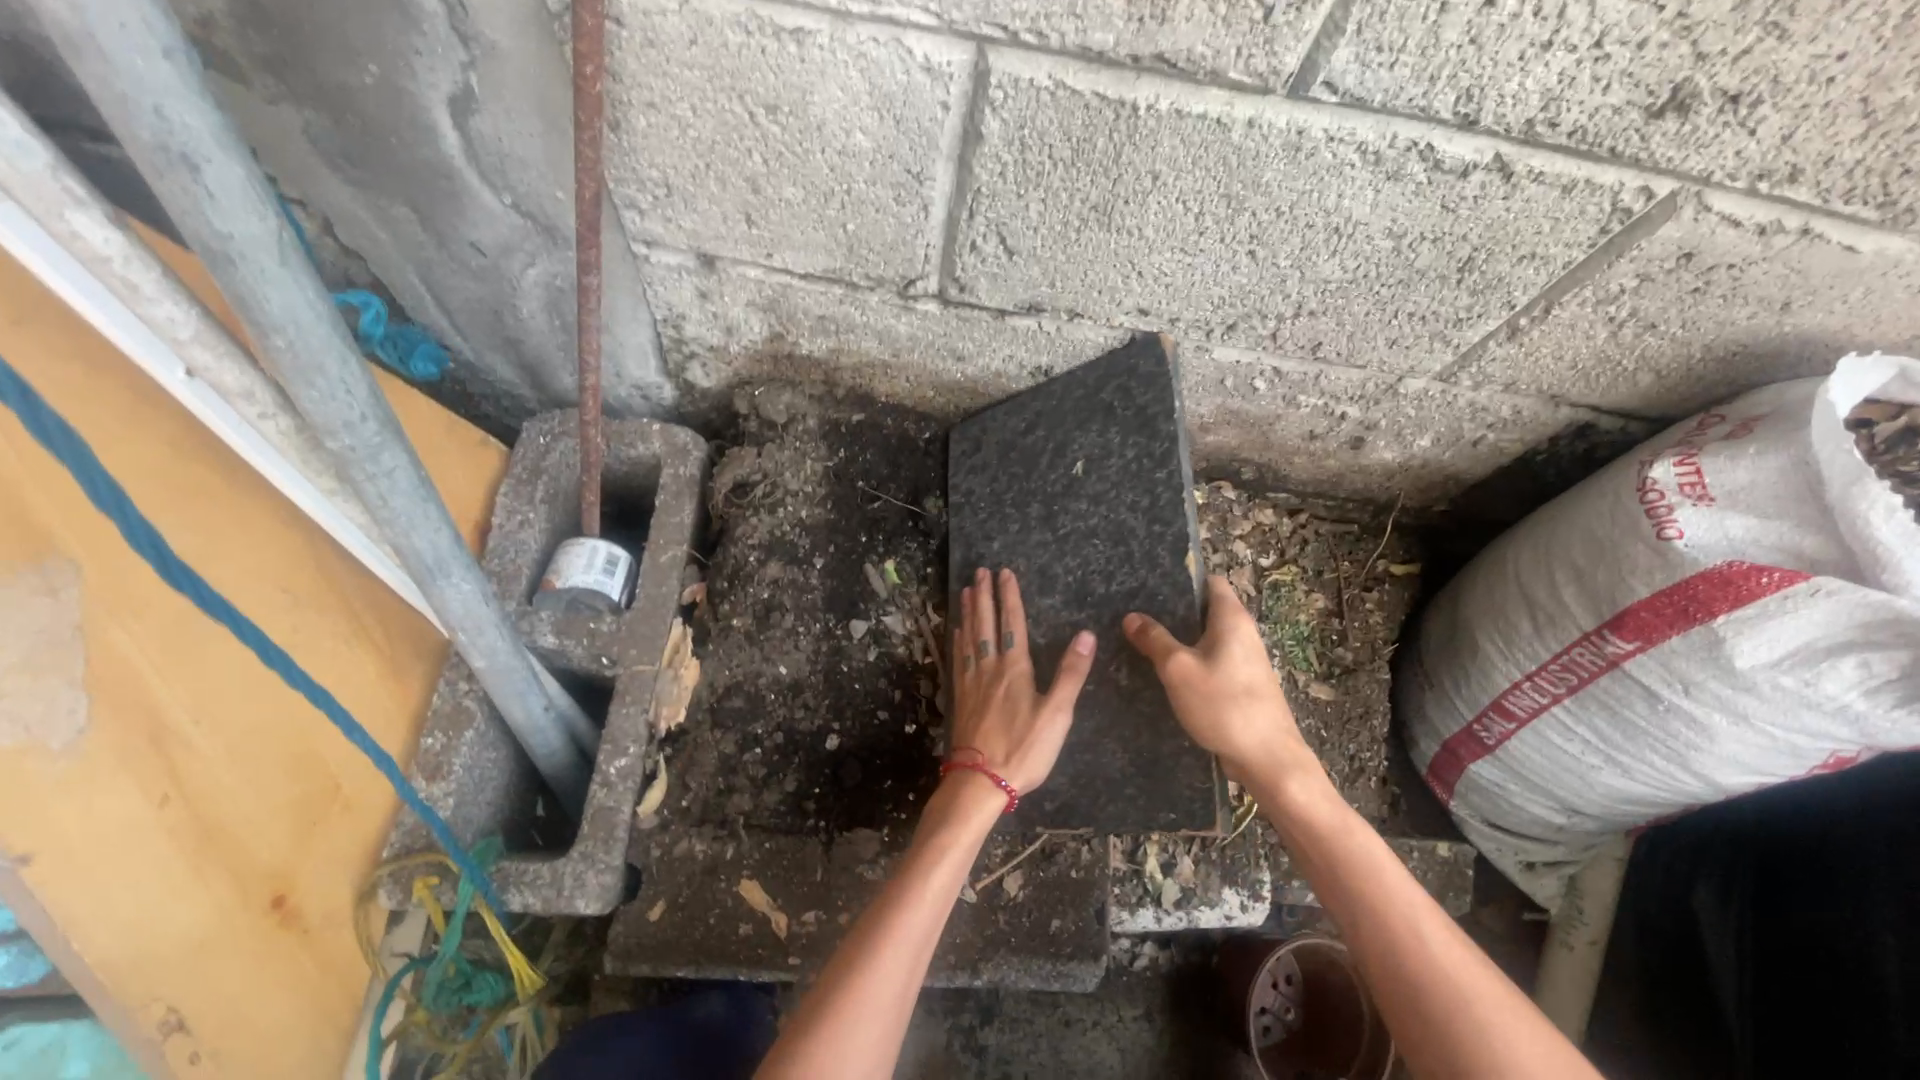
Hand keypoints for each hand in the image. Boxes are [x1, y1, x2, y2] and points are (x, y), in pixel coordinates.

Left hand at [949, 567, 1095, 793]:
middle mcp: (989, 668)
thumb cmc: (1024, 749)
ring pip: (969, 638)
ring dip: (969, 613)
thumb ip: (1071, 673)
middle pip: (986, 624)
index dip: (1009, 597)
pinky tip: (957, 633)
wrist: (981, 781)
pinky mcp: (961, 698)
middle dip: (985, 596)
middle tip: (980, 571)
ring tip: (967, 591)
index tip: (1004, 573)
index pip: (1012, 623)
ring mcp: (972, 683)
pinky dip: (958, 640)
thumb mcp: (1057, 713)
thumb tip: (1086, 634)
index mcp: (1015, 669)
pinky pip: (959, 659)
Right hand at [1123, 575, 1318, 782]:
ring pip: (1207, 638)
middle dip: (1174, 613)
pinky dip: (1191, 662)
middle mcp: (1243, 633)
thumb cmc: (1223, 704)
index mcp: (1232, 618)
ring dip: (1181, 640)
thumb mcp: (1178, 669)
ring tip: (1144, 642)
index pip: (1209, 581)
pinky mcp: (1242, 684)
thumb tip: (1131, 617)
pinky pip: (1212, 661)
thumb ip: (1154, 640)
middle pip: (1206, 610)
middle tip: (1137, 616)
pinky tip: (1167, 674)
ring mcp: (1245, 660)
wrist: (1266, 757)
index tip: (1149, 588)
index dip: (1182, 581)